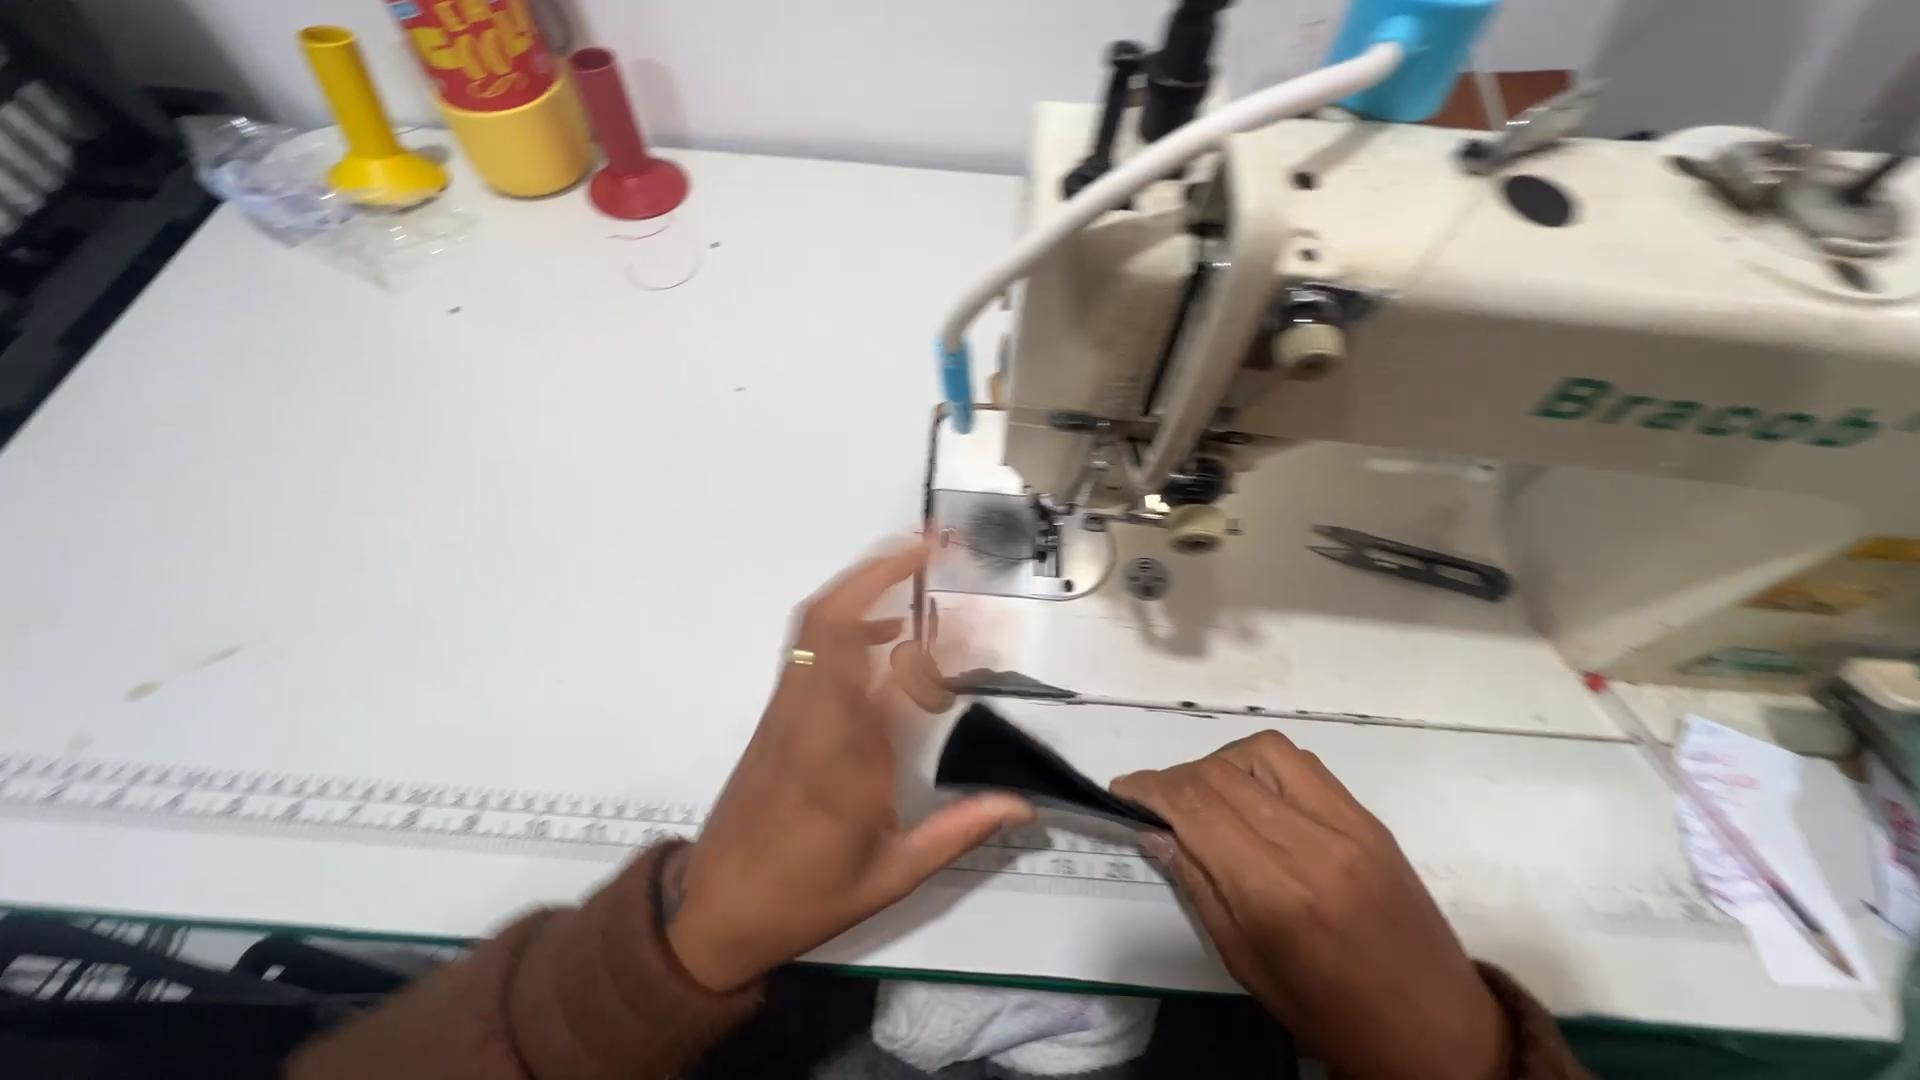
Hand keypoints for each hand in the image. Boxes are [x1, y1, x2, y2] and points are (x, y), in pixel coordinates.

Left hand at [666, 539, 1033, 992]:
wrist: (713, 907)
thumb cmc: (805, 896)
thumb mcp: (891, 876)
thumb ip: (958, 831)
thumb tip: (1023, 805)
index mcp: (848, 759)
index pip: (901, 674)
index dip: (947, 635)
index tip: (989, 615)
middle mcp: (814, 716)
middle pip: (839, 619)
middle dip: (885, 568)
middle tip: (937, 543)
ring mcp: (788, 707)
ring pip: (817, 623)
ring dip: (863, 580)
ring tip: (915, 558)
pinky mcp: (777, 710)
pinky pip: (809, 646)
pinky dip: (846, 615)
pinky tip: (886, 629)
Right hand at [1113, 732, 1507, 1079]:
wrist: (1436, 1034)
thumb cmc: (1328, 1013)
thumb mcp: (1245, 963)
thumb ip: (1198, 886)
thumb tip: (1155, 830)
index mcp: (1276, 891)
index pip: (1196, 804)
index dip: (1149, 787)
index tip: (1123, 790)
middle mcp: (1312, 843)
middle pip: (1221, 772)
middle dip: (1176, 778)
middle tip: (1159, 803)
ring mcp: (1348, 824)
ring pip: (1263, 751)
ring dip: (1220, 763)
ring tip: (1208, 796)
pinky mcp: (1370, 819)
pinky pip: (1304, 764)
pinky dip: (1263, 766)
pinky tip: (1254, 796)